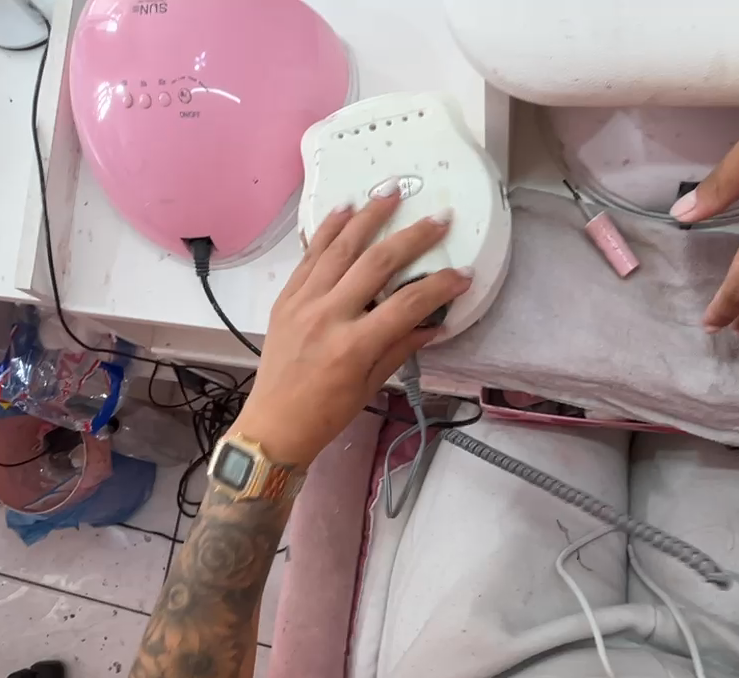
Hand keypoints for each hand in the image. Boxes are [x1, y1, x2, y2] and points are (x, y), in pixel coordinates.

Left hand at [233, 193, 469, 465]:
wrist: (275, 424)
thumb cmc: (327, 414)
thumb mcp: (370, 385)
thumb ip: (400, 348)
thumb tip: (432, 322)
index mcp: (353, 347)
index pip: (406, 305)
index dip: (440, 287)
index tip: (463, 274)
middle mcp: (327, 317)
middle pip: (375, 263)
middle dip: (412, 238)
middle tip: (438, 219)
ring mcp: (302, 303)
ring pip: (340, 248)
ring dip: (368, 217)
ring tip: (391, 193)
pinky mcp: (285, 298)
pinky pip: (309, 256)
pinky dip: (328, 230)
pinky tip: (346, 209)